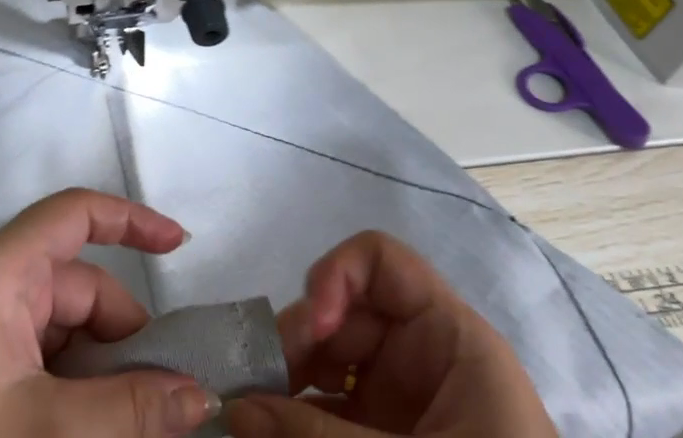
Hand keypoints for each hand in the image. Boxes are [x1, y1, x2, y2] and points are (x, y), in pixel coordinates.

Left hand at [0, 188, 221, 437]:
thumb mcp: (48, 426)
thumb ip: (129, 410)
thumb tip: (200, 396)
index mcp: (1, 273)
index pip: (73, 214)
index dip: (130, 220)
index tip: (181, 248)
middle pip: (82, 288)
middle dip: (127, 338)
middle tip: (167, 402)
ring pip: (71, 335)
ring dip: (106, 375)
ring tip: (133, 427)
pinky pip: (48, 365)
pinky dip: (79, 393)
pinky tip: (97, 430)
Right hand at [225, 232, 555, 437]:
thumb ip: (319, 435)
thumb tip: (232, 409)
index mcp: (449, 338)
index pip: (380, 262)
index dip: (335, 276)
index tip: (310, 330)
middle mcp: (419, 355)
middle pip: (338, 314)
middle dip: (292, 343)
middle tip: (252, 388)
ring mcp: (399, 399)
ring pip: (323, 362)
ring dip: (284, 382)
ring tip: (250, 417)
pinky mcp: (382, 437)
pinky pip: (327, 407)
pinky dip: (295, 417)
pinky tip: (268, 433)